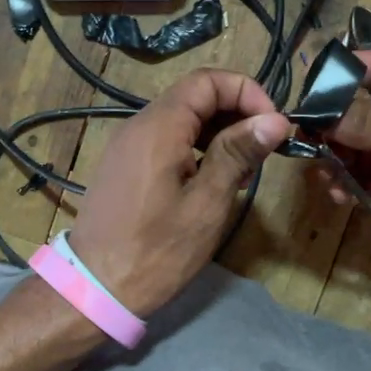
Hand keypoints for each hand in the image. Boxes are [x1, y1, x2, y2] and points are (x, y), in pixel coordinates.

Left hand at [70, 70, 291, 315]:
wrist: (96, 289)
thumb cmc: (157, 251)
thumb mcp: (207, 204)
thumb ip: (238, 155)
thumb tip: (274, 119)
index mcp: (158, 127)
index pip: (207, 80)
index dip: (246, 92)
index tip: (272, 126)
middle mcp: (138, 127)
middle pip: (194, 97)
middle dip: (236, 114)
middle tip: (263, 153)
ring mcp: (127, 148)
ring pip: (181, 121)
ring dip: (218, 135)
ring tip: (243, 173)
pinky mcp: (125, 169)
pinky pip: (165, 143)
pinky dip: (195, 151)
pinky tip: (212, 183)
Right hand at [321, 50, 370, 283]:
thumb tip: (319, 112)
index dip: (346, 70)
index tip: (309, 84)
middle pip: (358, 110)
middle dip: (330, 120)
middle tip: (300, 131)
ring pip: (352, 149)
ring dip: (331, 156)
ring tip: (316, 165)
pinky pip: (356, 183)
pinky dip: (341, 185)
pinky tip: (335, 192)